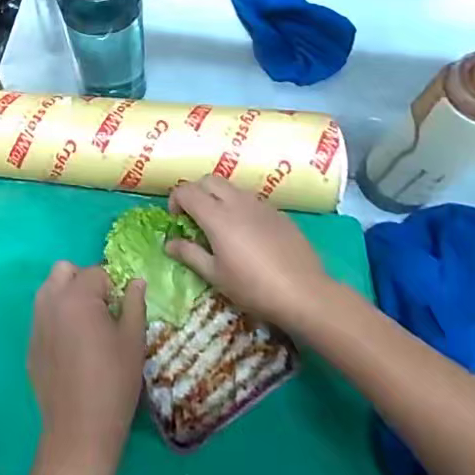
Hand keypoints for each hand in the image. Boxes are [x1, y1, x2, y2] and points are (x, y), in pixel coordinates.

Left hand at [26, 263, 145, 460]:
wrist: (79, 430)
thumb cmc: (114, 382)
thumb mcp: (132, 340)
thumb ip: (134, 304)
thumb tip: (136, 281)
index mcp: (77, 296)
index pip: (97, 272)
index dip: (113, 289)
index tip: (121, 312)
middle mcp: (50, 300)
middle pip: (64, 270)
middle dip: (84, 281)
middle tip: (102, 310)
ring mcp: (36, 321)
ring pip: (49, 290)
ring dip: (68, 296)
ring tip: (88, 327)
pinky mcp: (30, 342)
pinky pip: (43, 316)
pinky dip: (57, 319)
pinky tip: (72, 350)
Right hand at [166, 176, 335, 329]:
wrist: (305, 294)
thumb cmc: (253, 287)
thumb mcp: (215, 275)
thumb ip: (190, 254)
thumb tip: (169, 243)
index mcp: (216, 216)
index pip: (186, 191)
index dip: (175, 200)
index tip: (177, 220)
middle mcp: (237, 202)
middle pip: (208, 180)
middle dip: (196, 192)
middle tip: (195, 217)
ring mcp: (260, 205)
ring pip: (231, 187)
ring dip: (218, 197)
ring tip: (221, 224)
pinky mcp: (278, 213)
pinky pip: (251, 200)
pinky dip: (240, 206)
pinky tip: (247, 233)